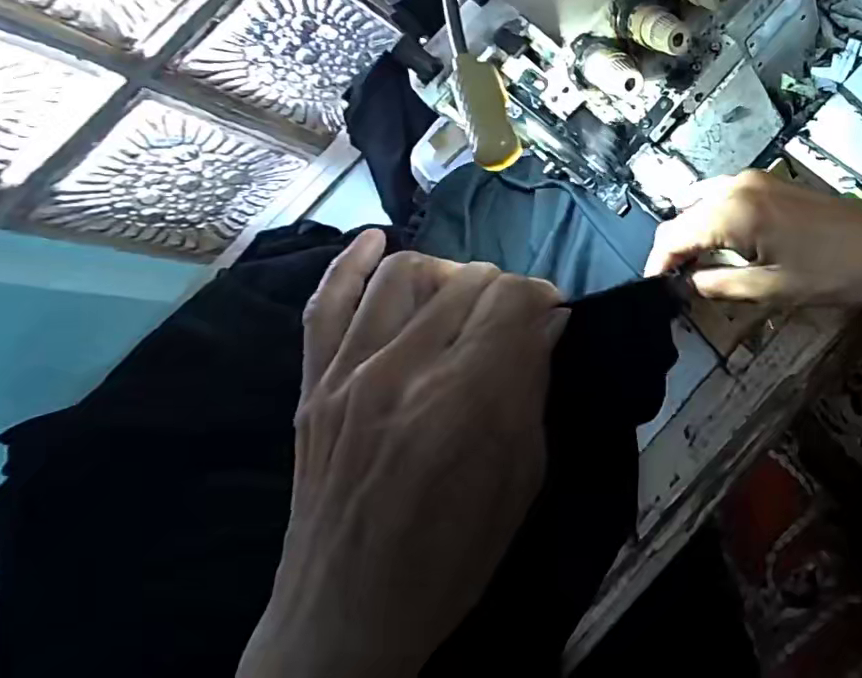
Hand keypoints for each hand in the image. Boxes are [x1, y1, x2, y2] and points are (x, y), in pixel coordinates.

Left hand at [236, 230, 565, 677]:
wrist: (345, 618)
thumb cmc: (451, 558)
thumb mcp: (520, 480)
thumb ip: (532, 390)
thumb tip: (546, 323)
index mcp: (464, 403)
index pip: (513, 299)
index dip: (542, 297)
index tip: (549, 316)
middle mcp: (403, 372)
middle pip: (468, 279)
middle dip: (504, 291)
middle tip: (512, 320)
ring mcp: (348, 373)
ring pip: (404, 272)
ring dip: (447, 275)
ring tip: (460, 301)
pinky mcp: (312, 383)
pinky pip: (327, 301)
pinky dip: (351, 263)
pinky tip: (375, 242)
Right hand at [645, 170, 861, 306]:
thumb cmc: (833, 271)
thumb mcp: (772, 289)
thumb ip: (719, 285)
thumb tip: (686, 283)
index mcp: (733, 210)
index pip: (674, 234)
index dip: (659, 263)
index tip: (655, 288)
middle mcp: (735, 185)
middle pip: (684, 216)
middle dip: (675, 249)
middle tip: (678, 285)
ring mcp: (752, 179)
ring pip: (701, 205)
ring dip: (694, 234)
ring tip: (699, 269)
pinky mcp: (767, 181)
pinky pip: (723, 198)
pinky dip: (713, 221)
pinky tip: (724, 246)